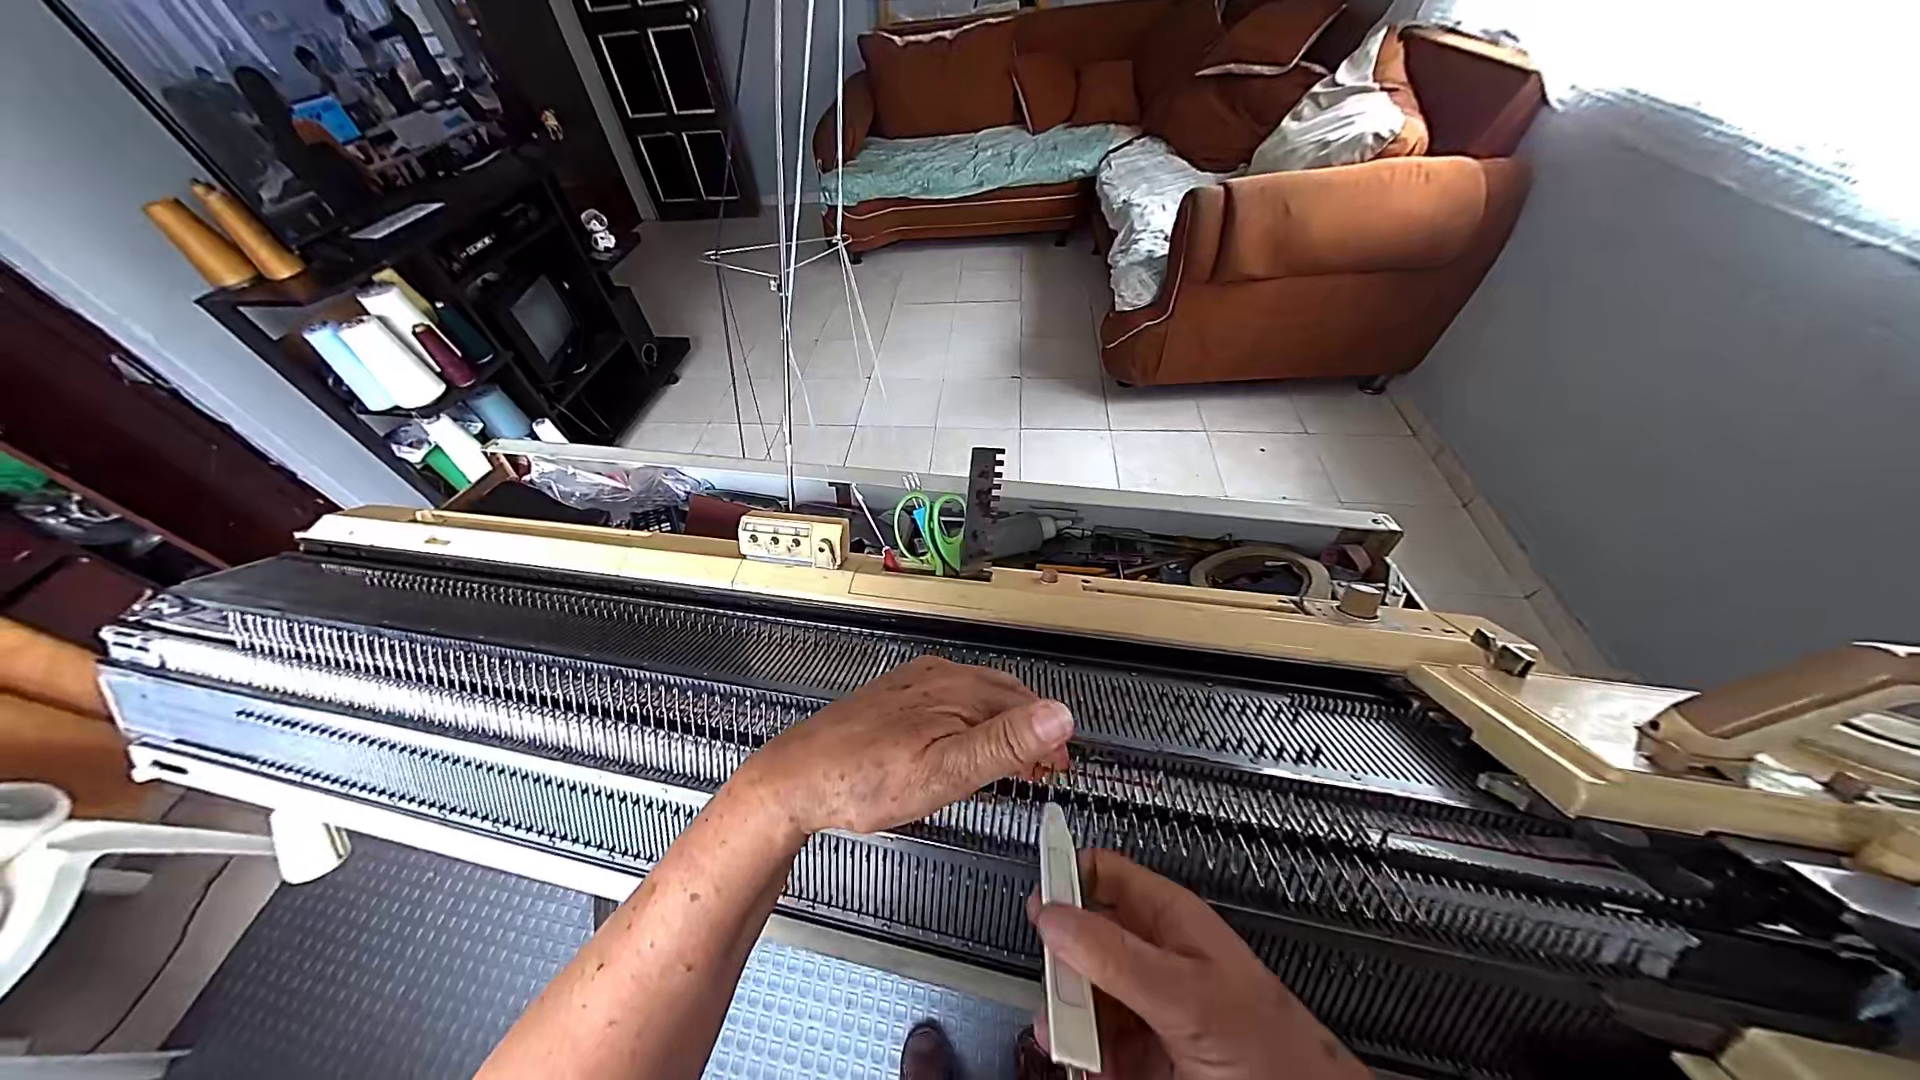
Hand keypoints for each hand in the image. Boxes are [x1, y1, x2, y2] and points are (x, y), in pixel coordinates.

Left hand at [731, 656, 1072, 839]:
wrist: (795, 781)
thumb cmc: (860, 780)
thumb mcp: (946, 771)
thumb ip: (1005, 743)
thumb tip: (1057, 716)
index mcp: (955, 689)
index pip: (1025, 705)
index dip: (1049, 737)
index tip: (1060, 765)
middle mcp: (935, 678)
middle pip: (1004, 698)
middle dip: (1029, 731)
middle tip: (1041, 768)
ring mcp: (913, 687)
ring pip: (976, 700)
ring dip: (1002, 727)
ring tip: (1010, 762)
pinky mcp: (896, 701)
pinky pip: (949, 703)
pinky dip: (971, 724)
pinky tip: (963, 745)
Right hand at [1028, 849, 1367, 1079]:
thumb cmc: (1274, 1053)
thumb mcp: (1186, 995)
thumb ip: (1115, 955)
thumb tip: (1054, 916)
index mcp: (1168, 919)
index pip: (1103, 873)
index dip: (1067, 877)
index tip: (1036, 898)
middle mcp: (1155, 955)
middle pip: (1085, 936)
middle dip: (1062, 960)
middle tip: (1053, 985)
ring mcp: (1150, 1005)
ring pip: (1088, 992)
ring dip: (1068, 1014)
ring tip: (1063, 1037)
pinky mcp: (1148, 1052)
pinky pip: (1099, 1042)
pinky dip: (1084, 1054)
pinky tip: (1084, 1066)